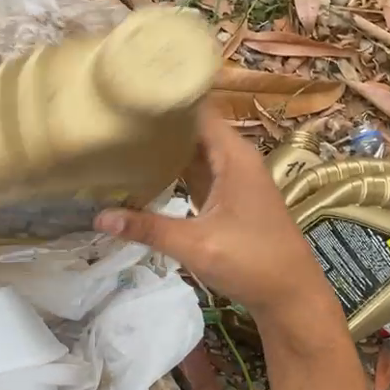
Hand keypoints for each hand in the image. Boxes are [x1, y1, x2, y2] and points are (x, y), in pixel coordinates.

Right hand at [95, 103, 329, 321]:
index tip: (131, 92)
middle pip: (192, 128)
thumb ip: (147, 227)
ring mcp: (232, 179)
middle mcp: (234, 160)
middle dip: (158, 122)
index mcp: (233, 157)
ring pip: (192, 151)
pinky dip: (171, 168)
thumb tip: (98, 216)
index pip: (198, 111)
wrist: (291, 297)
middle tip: (114, 114)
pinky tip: (142, 168)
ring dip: (163, 146)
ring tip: (120, 134)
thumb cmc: (251, 262)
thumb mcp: (195, 245)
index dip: (168, 100)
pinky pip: (195, 171)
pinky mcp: (226, 198)